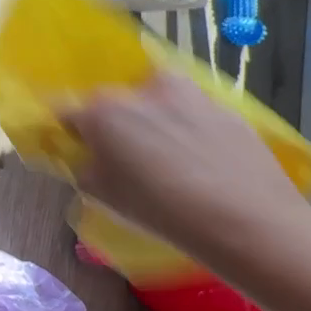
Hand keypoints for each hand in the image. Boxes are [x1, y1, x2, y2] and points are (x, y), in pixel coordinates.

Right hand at [63, 73, 309, 253]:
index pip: (61, 108)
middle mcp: (138, 95)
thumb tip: (83, 155)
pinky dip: (188, 119)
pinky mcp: (227, 111)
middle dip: (107, 116)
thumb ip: (80, 163)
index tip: (74, 144)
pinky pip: (194, 106)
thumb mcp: (98, 190)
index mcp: (99, 112)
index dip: (65, 127)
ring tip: (160, 134)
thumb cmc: (159, 209)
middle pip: (108, 97)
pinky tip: (197, 147)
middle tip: (119, 144)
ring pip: (154, 88)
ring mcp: (187, 99)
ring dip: (149, 104)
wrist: (249, 223)